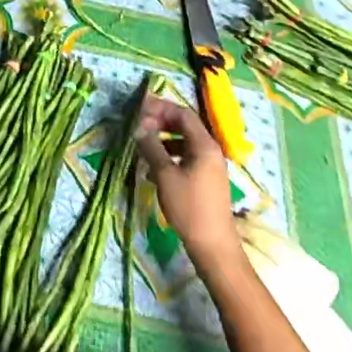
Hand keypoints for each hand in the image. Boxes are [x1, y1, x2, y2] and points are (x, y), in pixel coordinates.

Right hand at [136, 97, 241, 266]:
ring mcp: (211, 165)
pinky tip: (154, 170)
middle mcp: (211, 150)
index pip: (183, 114)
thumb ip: (152, 148)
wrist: (212, 243)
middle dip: (162, 122)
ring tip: (143, 146)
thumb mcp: (165, 176)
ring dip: (164, 140)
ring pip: (185, 143)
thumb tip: (139, 128)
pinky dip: (170, 157)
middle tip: (139, 124)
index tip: (140, 108)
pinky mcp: (207, 179)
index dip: (161, 108)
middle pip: (186, 126)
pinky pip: (187, 158)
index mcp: (205, 144)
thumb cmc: (189, 207)